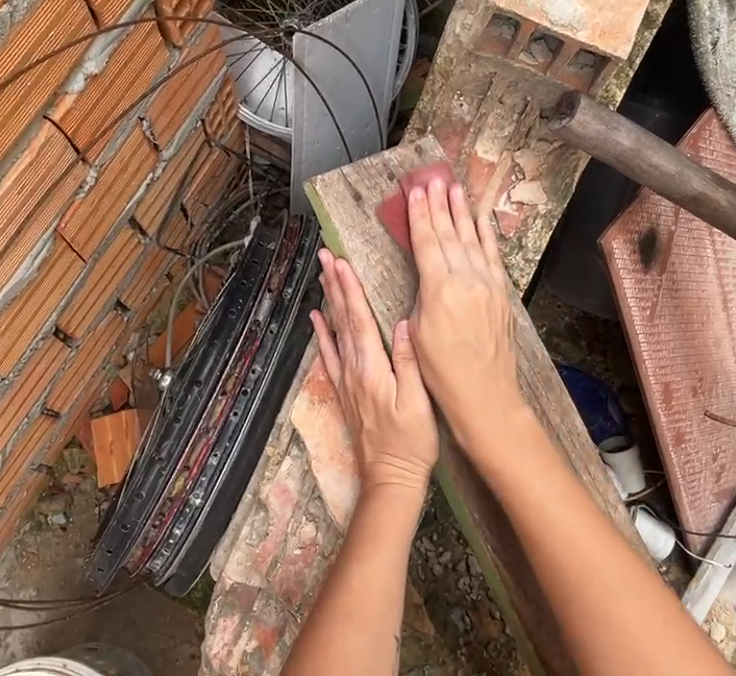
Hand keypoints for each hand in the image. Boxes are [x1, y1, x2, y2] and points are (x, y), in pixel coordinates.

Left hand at [311, 248, 437, 496]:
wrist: (389, 479)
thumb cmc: (411, 444)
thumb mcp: (418, 403)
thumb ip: (408, 362)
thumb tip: (402, 324)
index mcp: (372, 368)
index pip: (358, 319)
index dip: (350, 288)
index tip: (342, 262)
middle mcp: (353, 370)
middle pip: (342, 318)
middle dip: (334, 284)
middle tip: (324, 256)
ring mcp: (346, 380)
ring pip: (334, 331)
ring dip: (328, 300)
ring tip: (322, 275)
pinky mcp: (345, 391)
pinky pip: (329, 355)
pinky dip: (321, 333)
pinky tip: (317, 318)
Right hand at [406, 175, 524, 451]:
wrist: (485, 396)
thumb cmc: (442, 371)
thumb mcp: (419, 331)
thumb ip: (422, 295)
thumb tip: (426, 273)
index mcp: (440, 288)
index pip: (427, 242)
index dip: (420, 215)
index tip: (415, 191)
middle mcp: (466, 280)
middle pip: (449, 234)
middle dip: (439, 205)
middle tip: (432, 180)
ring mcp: (487, 285)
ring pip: (472, 240)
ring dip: (462, 213)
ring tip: (456, 189)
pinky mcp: (501, 295)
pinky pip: (492, 257)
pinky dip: (486, 236)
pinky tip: (481, 221)